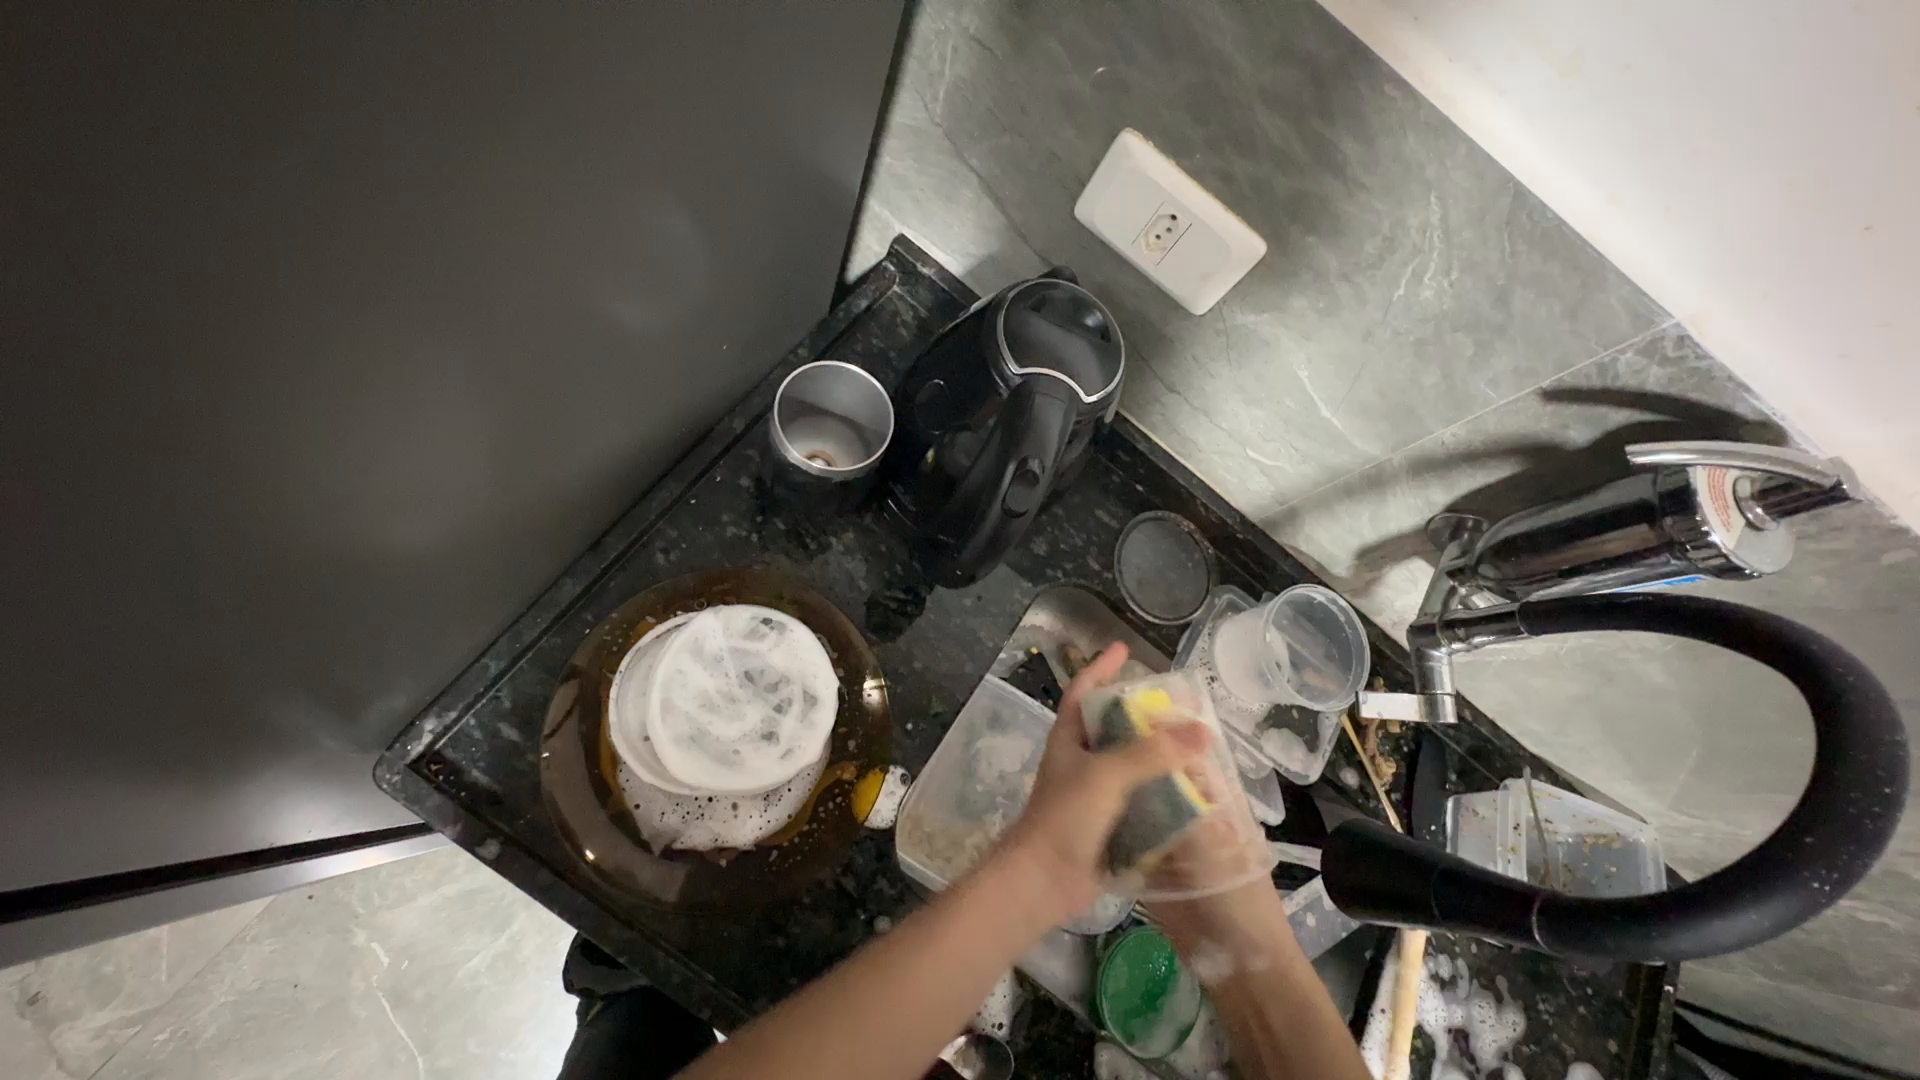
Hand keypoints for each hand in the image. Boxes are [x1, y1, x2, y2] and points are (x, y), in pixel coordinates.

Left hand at [994, 644, 1210, 924]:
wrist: (1044, 880)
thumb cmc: (1066, 816)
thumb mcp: (1108, 774)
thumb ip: (1153, 752)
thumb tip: (1202, 731)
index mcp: (1070, 739)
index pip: (1084, 691)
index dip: (1101, 667)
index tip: (1123, 649)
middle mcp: (1081, 761)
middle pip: (1113, 727)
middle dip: (1144, 716)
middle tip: (1181, 708)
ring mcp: (1094, 795)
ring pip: (1131, 767)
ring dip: (1159, 759)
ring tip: (1197, 749)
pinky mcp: (1109, 826)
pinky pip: (1141, 802)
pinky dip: (1163, 797)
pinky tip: (1193, 796)